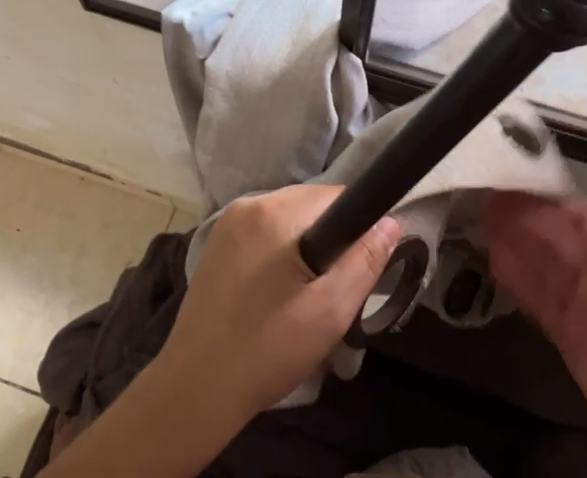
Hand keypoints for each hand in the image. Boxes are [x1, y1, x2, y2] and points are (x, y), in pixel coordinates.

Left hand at [158, 184, 401, 419]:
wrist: (195, 390)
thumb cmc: (267, 350)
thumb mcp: (330, 311)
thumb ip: (365, 261)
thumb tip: (391, 222)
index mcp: (272, 212)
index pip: (337, 197)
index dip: (360, 228)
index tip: (362, 268)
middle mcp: (247, 206)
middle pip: (312, 207)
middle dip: (332, 241)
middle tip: (336, 291)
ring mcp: (227, 225)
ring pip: (289, 223)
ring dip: (308, 250)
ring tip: (309, 298)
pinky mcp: (218, 247)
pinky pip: (266, 236)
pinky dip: (282, 256)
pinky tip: (280, 296)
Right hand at [484, 183, 586, 476]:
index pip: (581, 216)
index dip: (550, 200)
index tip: (516, 182)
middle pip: (554, 238)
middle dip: (523, 218)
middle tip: (486, 199)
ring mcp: (580, 303)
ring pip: (541, 265)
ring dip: (513, 244)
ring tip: (480, 223)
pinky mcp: (564, 332)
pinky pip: (536, 300)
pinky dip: (516, 281)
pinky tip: (493, 263)